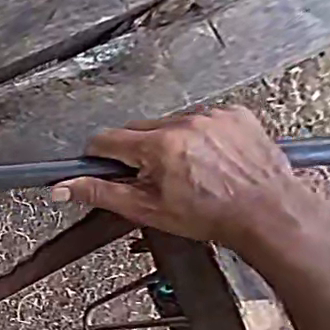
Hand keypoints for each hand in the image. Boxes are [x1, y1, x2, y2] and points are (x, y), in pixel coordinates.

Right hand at [49, 106, 329, 250]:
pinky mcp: (234, 114)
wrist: (266, 211)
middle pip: (137, 130)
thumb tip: (63, 188)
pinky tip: (205, 160)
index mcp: (159, 145)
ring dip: (166, 144)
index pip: (106, 139)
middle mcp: (185, 123)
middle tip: (151, 180)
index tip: (106, 169)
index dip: (100, 157)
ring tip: (184, 172)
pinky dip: (195, 137)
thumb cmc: (209, 214)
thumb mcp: (143, 209)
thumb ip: (98, 193)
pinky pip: (199, 120)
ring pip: (168, 125)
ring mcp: (213, 116)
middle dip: (136, 153)